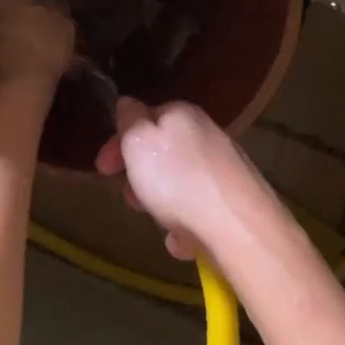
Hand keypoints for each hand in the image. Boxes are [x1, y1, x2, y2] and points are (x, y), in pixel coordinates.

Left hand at [0, 0, 75, 98]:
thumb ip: (53, 7)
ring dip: (7, 33)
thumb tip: (47, 1)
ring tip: (27, 45)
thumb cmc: (42, 48)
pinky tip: (18, 63)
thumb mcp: (61, 23)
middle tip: (34, 19)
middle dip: (15, 10)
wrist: (16, 90)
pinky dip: (3, 53)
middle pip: (1, 5)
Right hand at [96, 97, 251, 260]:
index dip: (118, 141)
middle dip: (140, 175)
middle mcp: (207, 135)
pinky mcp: (237, 204)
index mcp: (182, 115)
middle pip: (162, 152)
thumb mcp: (138, 141)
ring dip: (162, 202)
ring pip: (180, 183)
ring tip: (159, 223)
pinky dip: (187, 224)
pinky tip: (182, 241)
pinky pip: (200, 210)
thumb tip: (128, 104)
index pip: (142, 116)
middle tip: (131, 198)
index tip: (104, 168)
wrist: (240, 231)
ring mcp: (226, 171)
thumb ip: (129, 119)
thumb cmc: (178, 181)